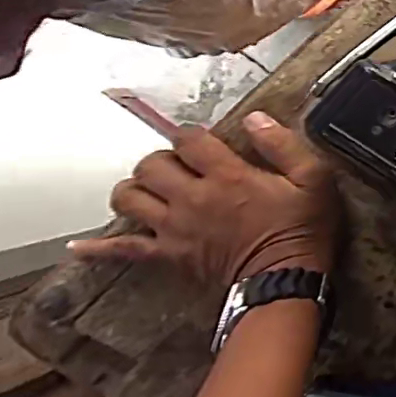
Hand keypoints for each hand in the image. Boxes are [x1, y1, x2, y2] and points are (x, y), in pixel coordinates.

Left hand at [70, 112, 340, 284]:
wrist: (286, 278)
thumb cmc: (303, 226)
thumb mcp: (313, 178)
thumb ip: (283, 146)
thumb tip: (255, 119)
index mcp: (228, 176)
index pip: (190, 141)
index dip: (190, 134)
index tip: (201, 138)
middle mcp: (192, 197)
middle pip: (151, 166)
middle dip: (162, 160)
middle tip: (182, 166)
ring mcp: (173, 227)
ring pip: (128, 198)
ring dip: (135, 188)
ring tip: (153, 190)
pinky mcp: (166, 254)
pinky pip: (121, 249)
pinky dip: (97, 247)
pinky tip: (82, 245)